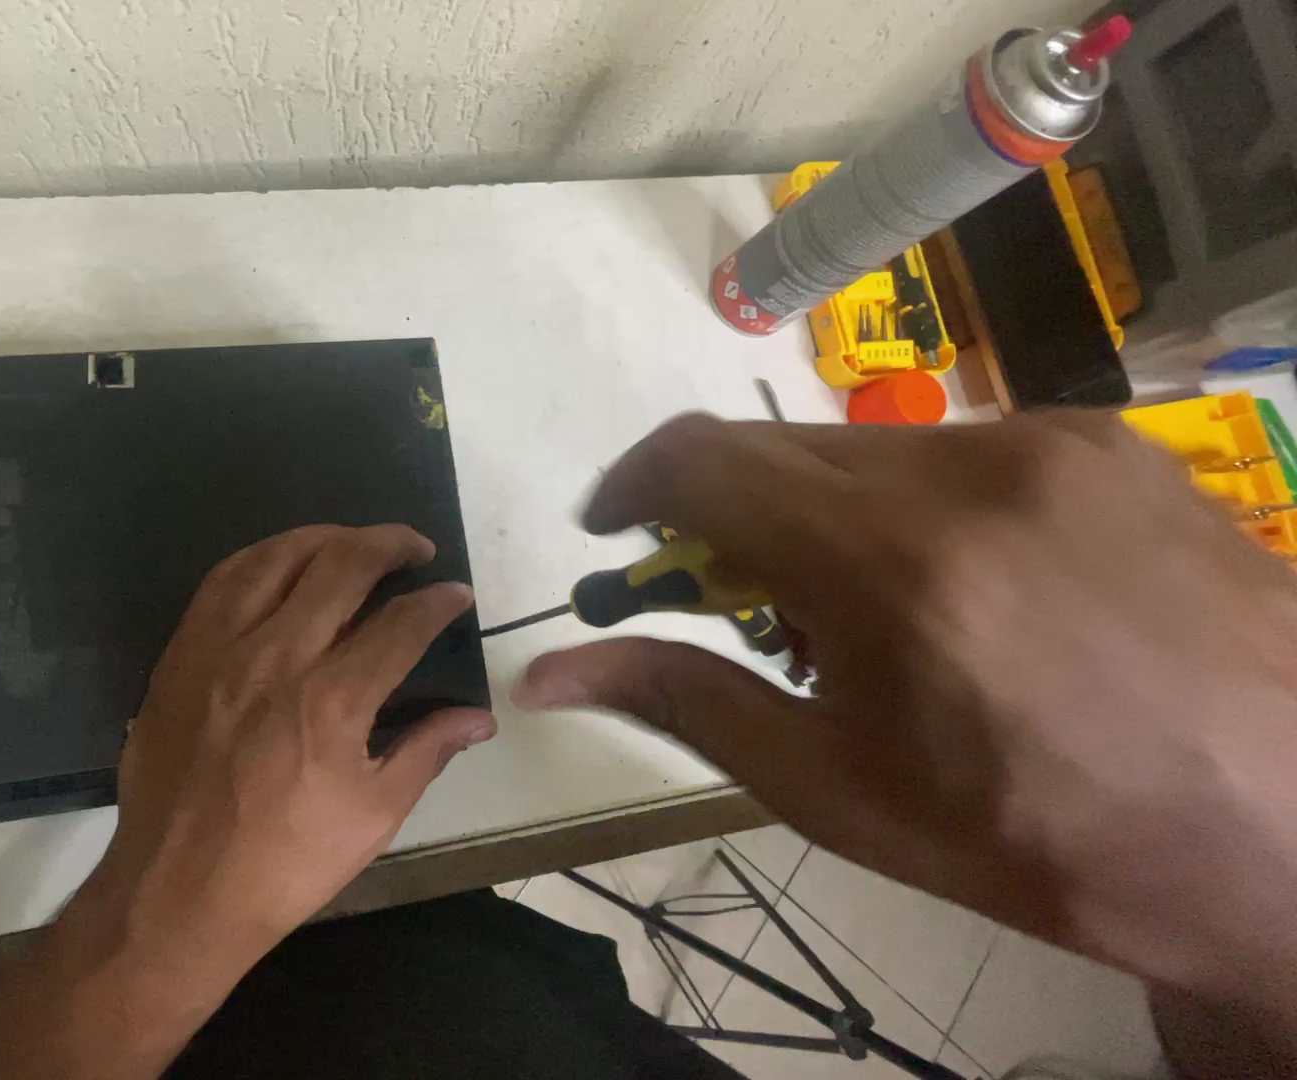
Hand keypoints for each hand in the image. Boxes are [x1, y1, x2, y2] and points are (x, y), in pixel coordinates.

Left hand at [0, 525, 492, 1079]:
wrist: (176, 890)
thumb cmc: (284, 863)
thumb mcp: (373, 816)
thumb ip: (427, 750)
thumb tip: (479, 716)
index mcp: (330, 701)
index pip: (400, 623)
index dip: (437, 601)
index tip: (456, 594)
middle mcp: (275, 656)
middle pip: (341, 566)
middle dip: (389, 544)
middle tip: (414, 548)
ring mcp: (219, 648)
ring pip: (277, 557)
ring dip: (326, 537)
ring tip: (354, 543)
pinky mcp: (180, 652)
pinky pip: (223, 579)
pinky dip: (264, 557)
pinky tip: (284, 562)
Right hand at [516, 413, 1296, 1025]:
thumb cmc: (1042, 836)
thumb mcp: (827, 784)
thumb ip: (675, 698)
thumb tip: (543, 674)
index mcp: (887, 562)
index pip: (701, 460)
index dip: (632, 484)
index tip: (616, 531)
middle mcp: (962, 468)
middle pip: (762, 448)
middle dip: (714, 515)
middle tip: (733, 604)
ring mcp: (1043, 440)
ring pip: (842, 448)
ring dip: (800, 513)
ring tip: (850, 610)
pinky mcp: (1098, 437)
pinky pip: (929, 450)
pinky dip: (884, 503)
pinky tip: (940, 584)